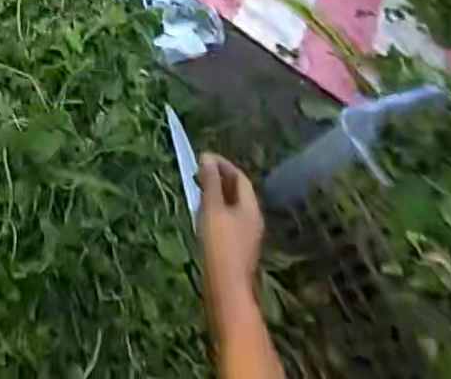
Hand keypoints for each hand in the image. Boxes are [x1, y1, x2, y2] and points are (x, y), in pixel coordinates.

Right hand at [198, 154, 263, 305]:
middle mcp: (253, 218)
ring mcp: (247, 234)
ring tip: (197, 190)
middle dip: (219, 178)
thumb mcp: (212, 209)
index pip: (239, 177)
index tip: (203, 158)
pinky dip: (216, 210)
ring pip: (232, 206)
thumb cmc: (220, 246)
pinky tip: (202, 215)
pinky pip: (228, 219)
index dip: (222, 164)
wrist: (227, 292)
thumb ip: (210, 183)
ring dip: (216, 194)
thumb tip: (207, 158)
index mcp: (250, 207)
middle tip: (198, 171)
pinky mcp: (238, 248)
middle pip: (238, 191)